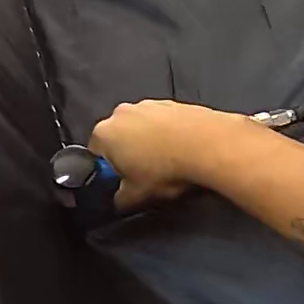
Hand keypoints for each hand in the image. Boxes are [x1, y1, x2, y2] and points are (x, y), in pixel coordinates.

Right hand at [87, 99, 265, 209]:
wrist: (208, 144)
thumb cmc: (166, 169)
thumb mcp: (136, 196)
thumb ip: (120, 199)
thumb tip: (119, 200)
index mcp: (104, 133)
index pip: (95, 154)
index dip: (109, 172)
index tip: (124, 182)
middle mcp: (122, 112)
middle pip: (119, 138)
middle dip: (129, 155)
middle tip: (146, 175)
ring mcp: (148, 104)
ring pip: (141, 128)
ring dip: (150, 143)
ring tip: (168, 163)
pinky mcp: (172, 102)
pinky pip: (164, 122)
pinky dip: (169, 134)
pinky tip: (182, 150)